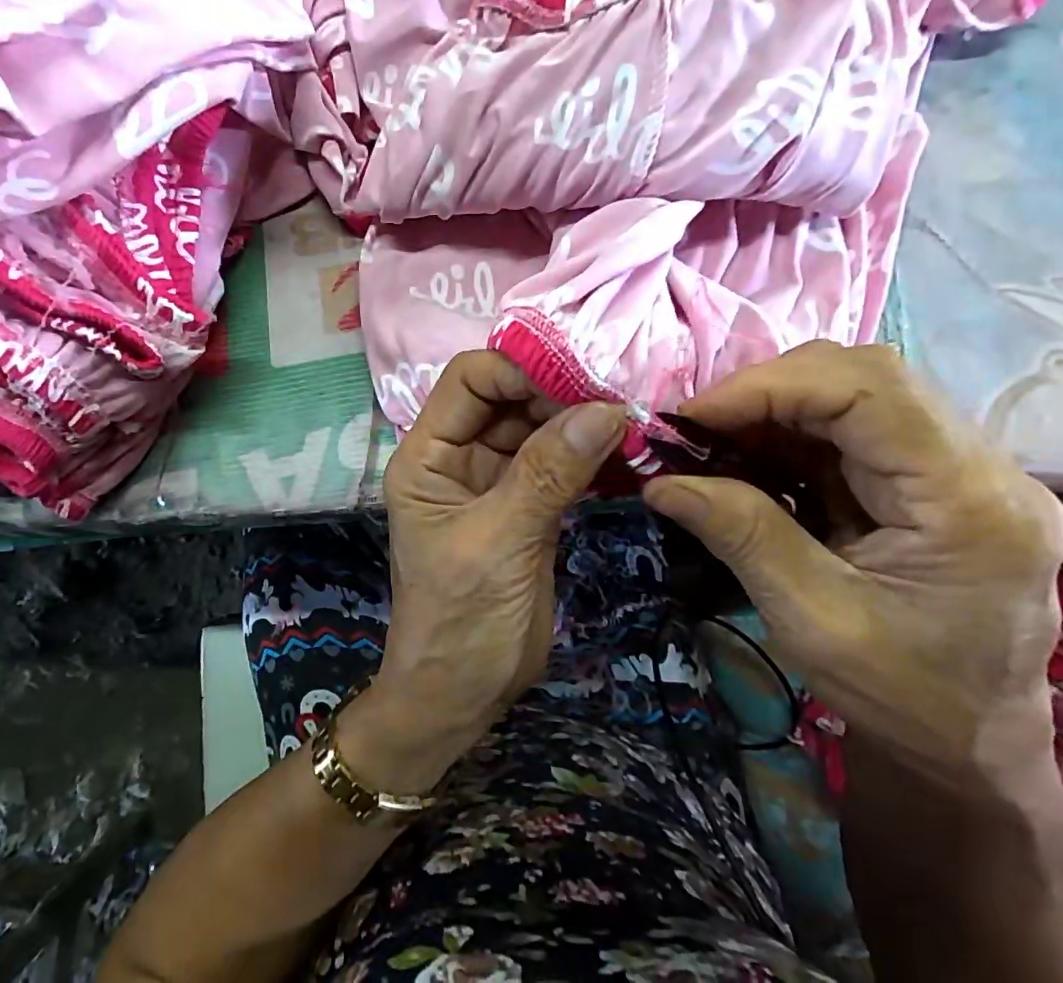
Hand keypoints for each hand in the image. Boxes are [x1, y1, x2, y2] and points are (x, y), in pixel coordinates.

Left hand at [339, 351, 624, 795]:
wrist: (460, 692)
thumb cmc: (462, 620)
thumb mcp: (500, 541)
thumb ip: (547, 473)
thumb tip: (606, 408)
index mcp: (427, 456)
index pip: (469, 380)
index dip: (521, 371)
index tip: (584, 380)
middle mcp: (455, 458)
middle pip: (507, 399)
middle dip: (560, 394)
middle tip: (625, 400)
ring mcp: (490, 482)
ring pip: (536, 429)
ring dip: (580, 423)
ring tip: (635, 424)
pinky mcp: (522, 508)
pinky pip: (555, 465)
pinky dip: (587, 456)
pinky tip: (627, 454)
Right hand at [642, 341, 1062, 794]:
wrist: (966, 746)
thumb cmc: (900, 694)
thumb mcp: (810, 618)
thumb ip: (741, 534)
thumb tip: (659, 481)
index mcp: (970, 501)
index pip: (870, 390)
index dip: (768, 387)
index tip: (689, 419)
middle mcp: (978, 469)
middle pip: (865, 378)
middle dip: (764, 391)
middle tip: (692, 430)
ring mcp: (956, 473)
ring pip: (853, 396)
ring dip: (768, 411)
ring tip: (707, 444)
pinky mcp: (927, 484)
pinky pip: (847, 432)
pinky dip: (782, 437)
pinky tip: (742, 462)